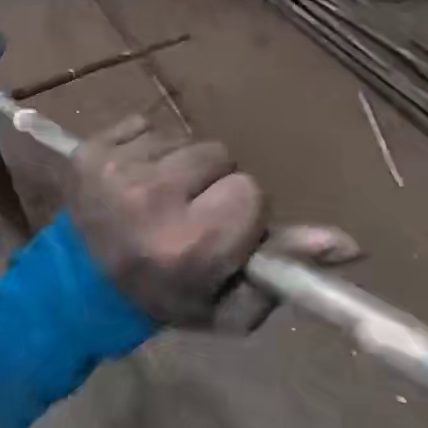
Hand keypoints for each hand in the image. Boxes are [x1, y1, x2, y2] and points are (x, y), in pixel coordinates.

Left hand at [69, 115, 358, 329]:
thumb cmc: (163, 297)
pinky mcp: (88, 147)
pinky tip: (133, 175)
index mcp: (192, 241)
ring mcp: (115, 167)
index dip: (242, 208)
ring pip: (179, 138)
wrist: (80, 280)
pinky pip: (140, 124)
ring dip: (177, 162)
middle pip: (216, 155)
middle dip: (213, 180)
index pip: (250, 190)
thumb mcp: (230, 304)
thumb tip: (347, 242)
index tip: (224, 225)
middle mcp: (152, 196)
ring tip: (158, 194)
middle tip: (191, 207)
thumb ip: (286, 271)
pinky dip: (144, 146)